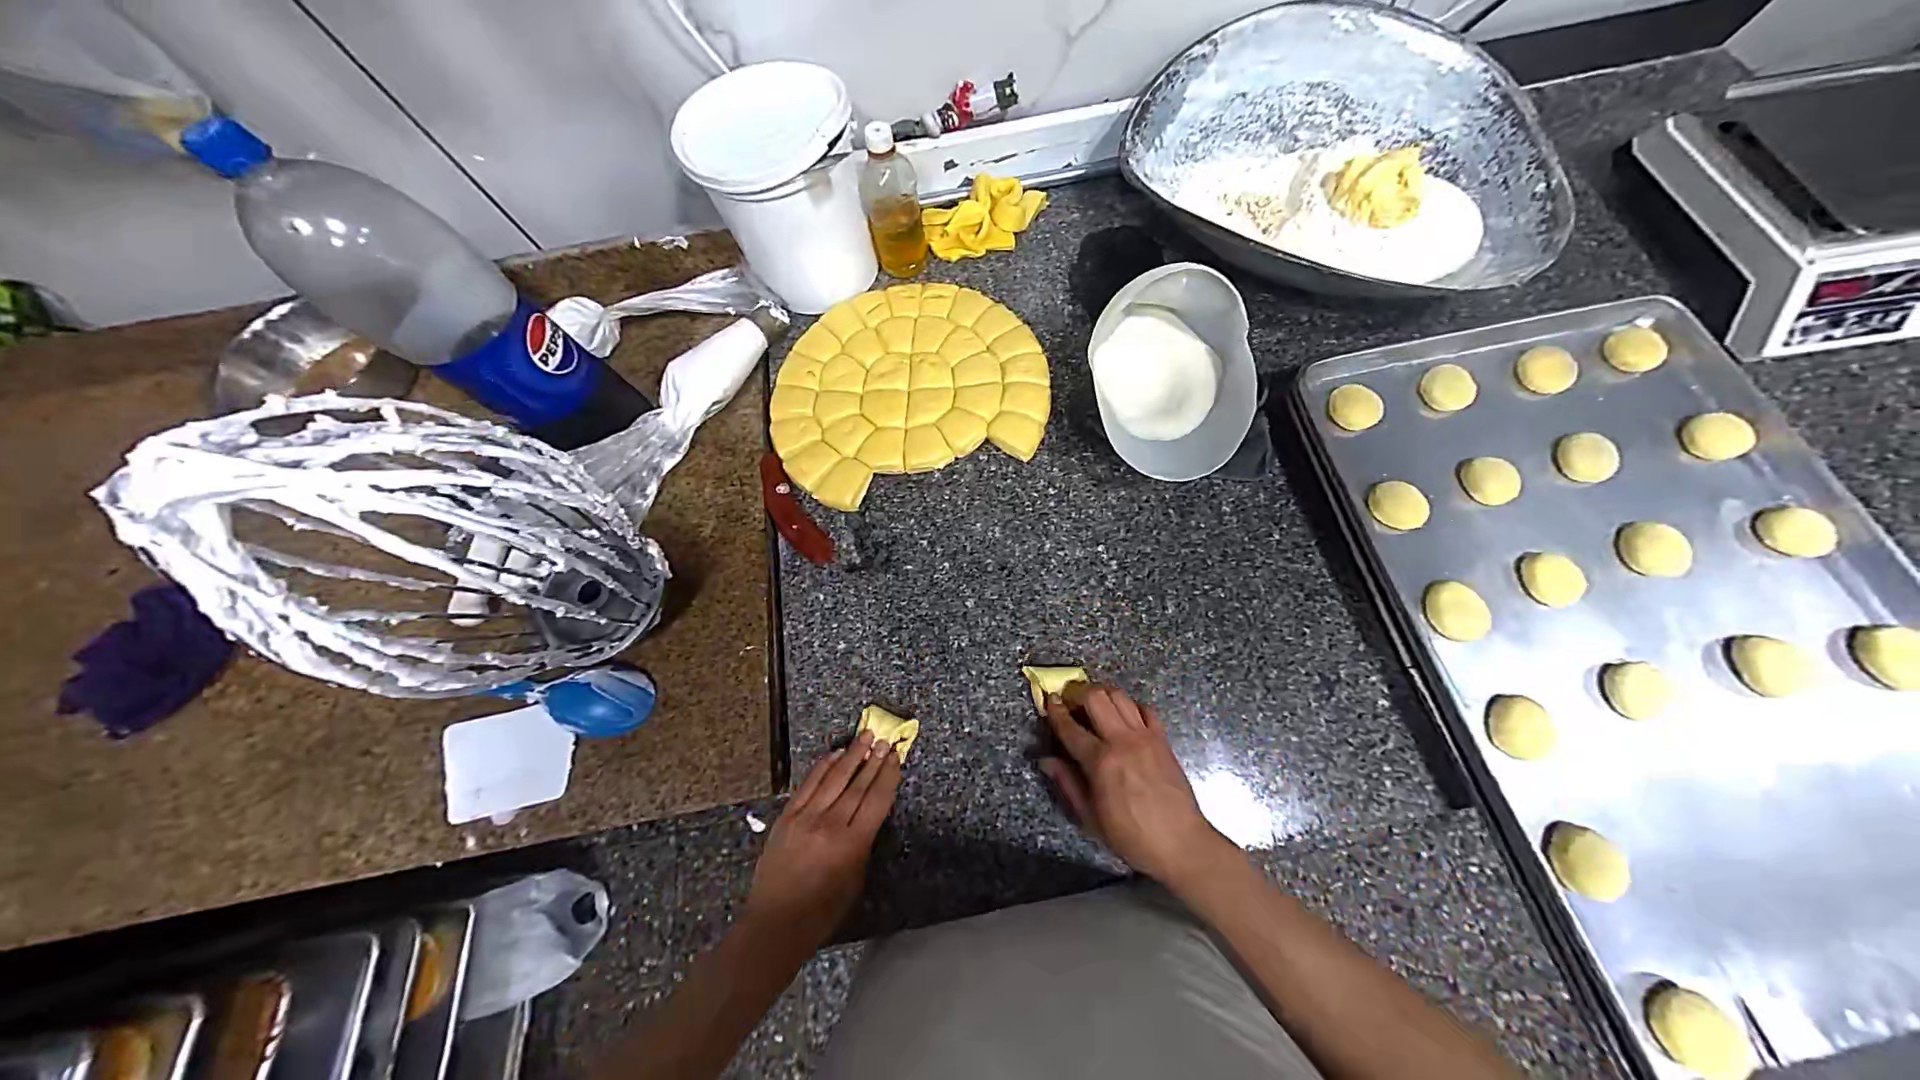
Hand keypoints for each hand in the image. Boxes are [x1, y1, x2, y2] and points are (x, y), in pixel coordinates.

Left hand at [745, 732, 900, 947]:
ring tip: (865, 737)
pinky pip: (809, 784)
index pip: (877, 799)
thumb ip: (862, 843)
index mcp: (852, 844)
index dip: (888, 775)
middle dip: (874, 759)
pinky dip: (823, 766)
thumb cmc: (821, 911)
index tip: (896, 756)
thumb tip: (867, 814)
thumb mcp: (855, 879)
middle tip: (884, 740)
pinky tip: (835, 754)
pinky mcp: (787, 817)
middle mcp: (830, 825)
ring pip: (834, 778)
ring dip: (852, 755)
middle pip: (858, 784)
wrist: (775, 922)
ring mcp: (805, 818)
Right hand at [1039, 686, 1231, 885]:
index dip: (1055, 712)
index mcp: (1101, 762)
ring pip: (1120, 696)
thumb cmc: (1132, 837)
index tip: (1048, 701)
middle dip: (1078, 693)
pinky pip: (1145, 709)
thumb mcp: (1091, 818)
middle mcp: (1122, 741)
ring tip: (1094, 704)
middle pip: (1096, 697)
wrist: (1181, 843)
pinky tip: (1124, 718)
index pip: (1071, 727)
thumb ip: (1068, 784)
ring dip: (1103, 694)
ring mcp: (1145, 737)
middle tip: (1070, 701)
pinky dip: (1131, 707)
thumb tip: (1046, 761)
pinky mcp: (1163, 740)